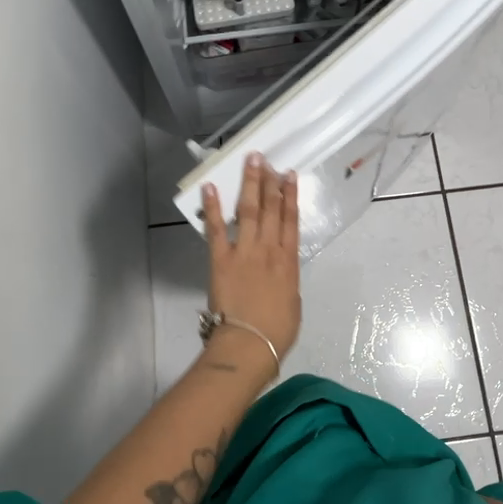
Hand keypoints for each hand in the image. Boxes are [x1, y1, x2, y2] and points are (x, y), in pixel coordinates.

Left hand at [201, 153, 302, 372]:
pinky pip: (216, 229)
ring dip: (249, 184)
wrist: (249, 344)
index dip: (290, 195)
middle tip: (266, 159)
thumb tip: (281, 268)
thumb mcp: (292, 302)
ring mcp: (244, 251)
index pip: (290, 220)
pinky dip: (212, 207)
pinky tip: (210, 188)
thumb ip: (287, 279)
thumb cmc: (276, 331)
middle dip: (269, 181)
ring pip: (248, 210)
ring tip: (250, 162)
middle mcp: (268, 249)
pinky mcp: (221, 259)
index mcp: (288, 261)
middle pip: (270, 208)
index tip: (289, 175)